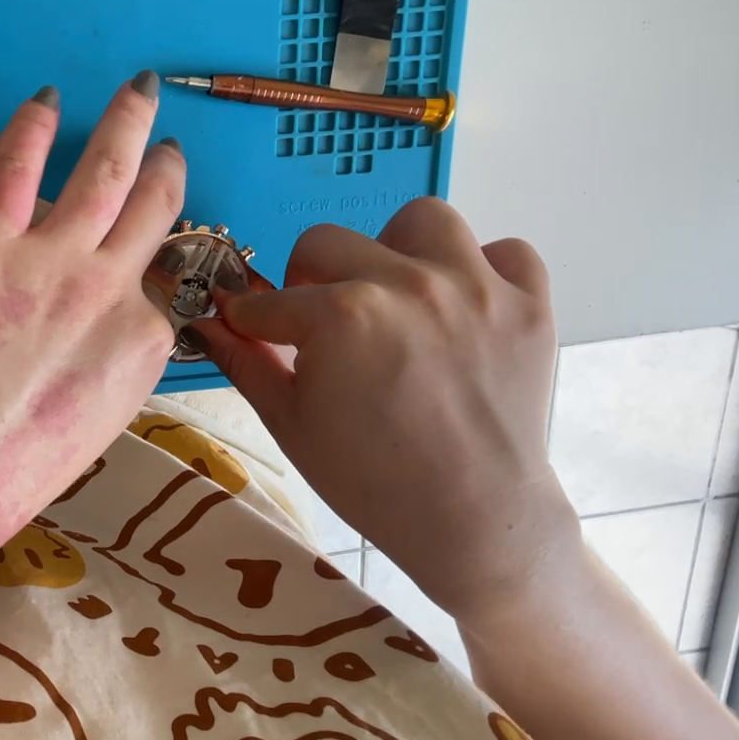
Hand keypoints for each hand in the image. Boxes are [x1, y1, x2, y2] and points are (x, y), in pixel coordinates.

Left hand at [0, 74, 184, 552]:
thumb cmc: (27, 464)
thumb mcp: (102, 417)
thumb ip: (117, 363)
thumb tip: (112, 329)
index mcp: (144, 338)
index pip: (158, 282)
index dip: (151, 256)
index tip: (146, 239)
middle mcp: (113, 286)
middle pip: (157, 206)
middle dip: (168, 165)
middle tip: (168, 141)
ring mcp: (55, 260)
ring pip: (107, 171)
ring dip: (127, 124)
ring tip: (138, 93)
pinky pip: (18, 168)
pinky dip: (34, 127)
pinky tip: (46, 100)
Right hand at [189, 198, 578, 620]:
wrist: (469, 519)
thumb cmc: (366, 479)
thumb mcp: (289, 423)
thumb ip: (245, 362)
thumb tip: (207, 323)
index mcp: (339, 315)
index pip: (271, 301)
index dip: (250, 319)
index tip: (249, 329)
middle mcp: (407, 282)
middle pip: (328, 243)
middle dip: (305, 281)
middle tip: (316, 325)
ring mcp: (476, 286)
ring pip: (421, 220)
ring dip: (392, 251)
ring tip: (392, 298)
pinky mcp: (531, 302)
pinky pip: (504, 250)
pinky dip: (477, 272)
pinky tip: (458, 312)